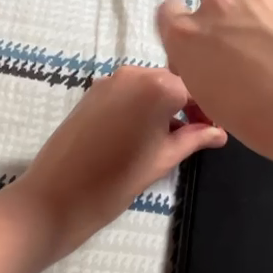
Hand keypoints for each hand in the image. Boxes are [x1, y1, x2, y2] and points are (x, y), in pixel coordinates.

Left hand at [12, 66, 225, 251]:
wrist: (53, 200)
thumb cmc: (115, 182)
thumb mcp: (163, 160)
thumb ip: (194, 139)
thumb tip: (219, 132)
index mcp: (160, 86)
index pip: (198, 89)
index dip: (208, 109)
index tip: (213, 130)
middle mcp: (136, 73)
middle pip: (174, 83)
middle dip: (186, 105)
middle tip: (196, 134)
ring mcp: (111, 79)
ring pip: (150, 85)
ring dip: (163, 105)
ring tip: (168, 137)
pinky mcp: (93, 91)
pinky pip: (128, 91)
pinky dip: (140, 105)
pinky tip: (140, 133)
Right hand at [155, 0, 272, 159]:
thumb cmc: (257, 118)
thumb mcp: (209, 100)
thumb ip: (198, 66)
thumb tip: (208, 59)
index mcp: (185, 35)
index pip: (169, 15)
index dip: (185, 31)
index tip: (203, 49)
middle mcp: (214, 5)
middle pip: (213, 11)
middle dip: (225, 29)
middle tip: (248, 60)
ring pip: (247, 5)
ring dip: (254, 22)